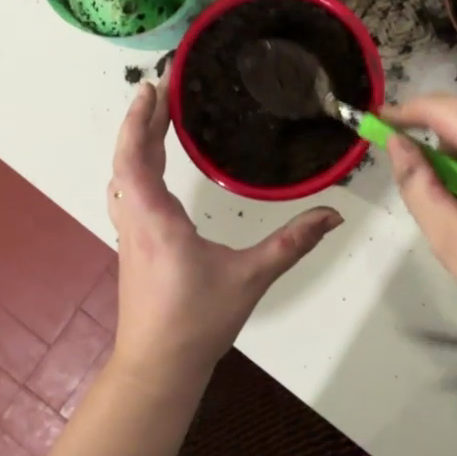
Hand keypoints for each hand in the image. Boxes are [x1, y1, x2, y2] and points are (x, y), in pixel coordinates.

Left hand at [106, 83, 342, 377]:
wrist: (157, 367)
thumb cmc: (197, 321)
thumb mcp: (250, 278)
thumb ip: (291, 243)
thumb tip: (333, 214)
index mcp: (155, 219)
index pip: (135, 157)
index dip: (140, 120)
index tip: (153, 88)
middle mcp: (135, 218)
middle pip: (127, 158)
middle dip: (142, 119)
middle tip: (165, 88)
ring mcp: (129, 232)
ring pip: (124, 175)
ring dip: (137, 141)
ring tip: (161, 114)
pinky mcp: (133, 243)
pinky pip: (128, 190)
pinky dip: (137, 163)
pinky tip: (155, 162)